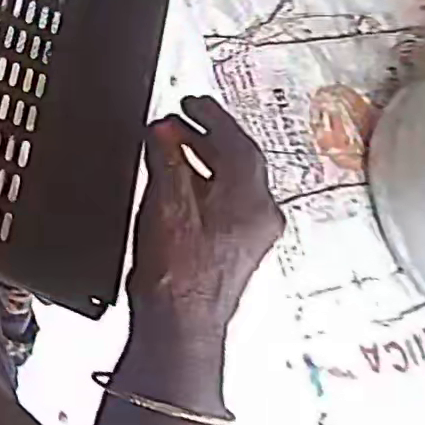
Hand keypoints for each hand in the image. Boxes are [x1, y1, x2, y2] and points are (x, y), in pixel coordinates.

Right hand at [126, 95, 282, 339]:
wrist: (180, 324)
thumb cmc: (177, 273)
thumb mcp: (166, 206)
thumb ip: (168, 161)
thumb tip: (165, 129)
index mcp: (250, 204)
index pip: (239, 146)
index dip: (214, 118)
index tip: (193, 101)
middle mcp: (259, 216)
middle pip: (240, 161)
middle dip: (210, 134)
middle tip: (183, 115)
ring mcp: (249, 233)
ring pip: (232, 180)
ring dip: (205, 155)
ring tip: (174, 140)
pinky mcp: (233, 246)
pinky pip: (224, 198)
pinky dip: (202, 177)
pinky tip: (178, 177)